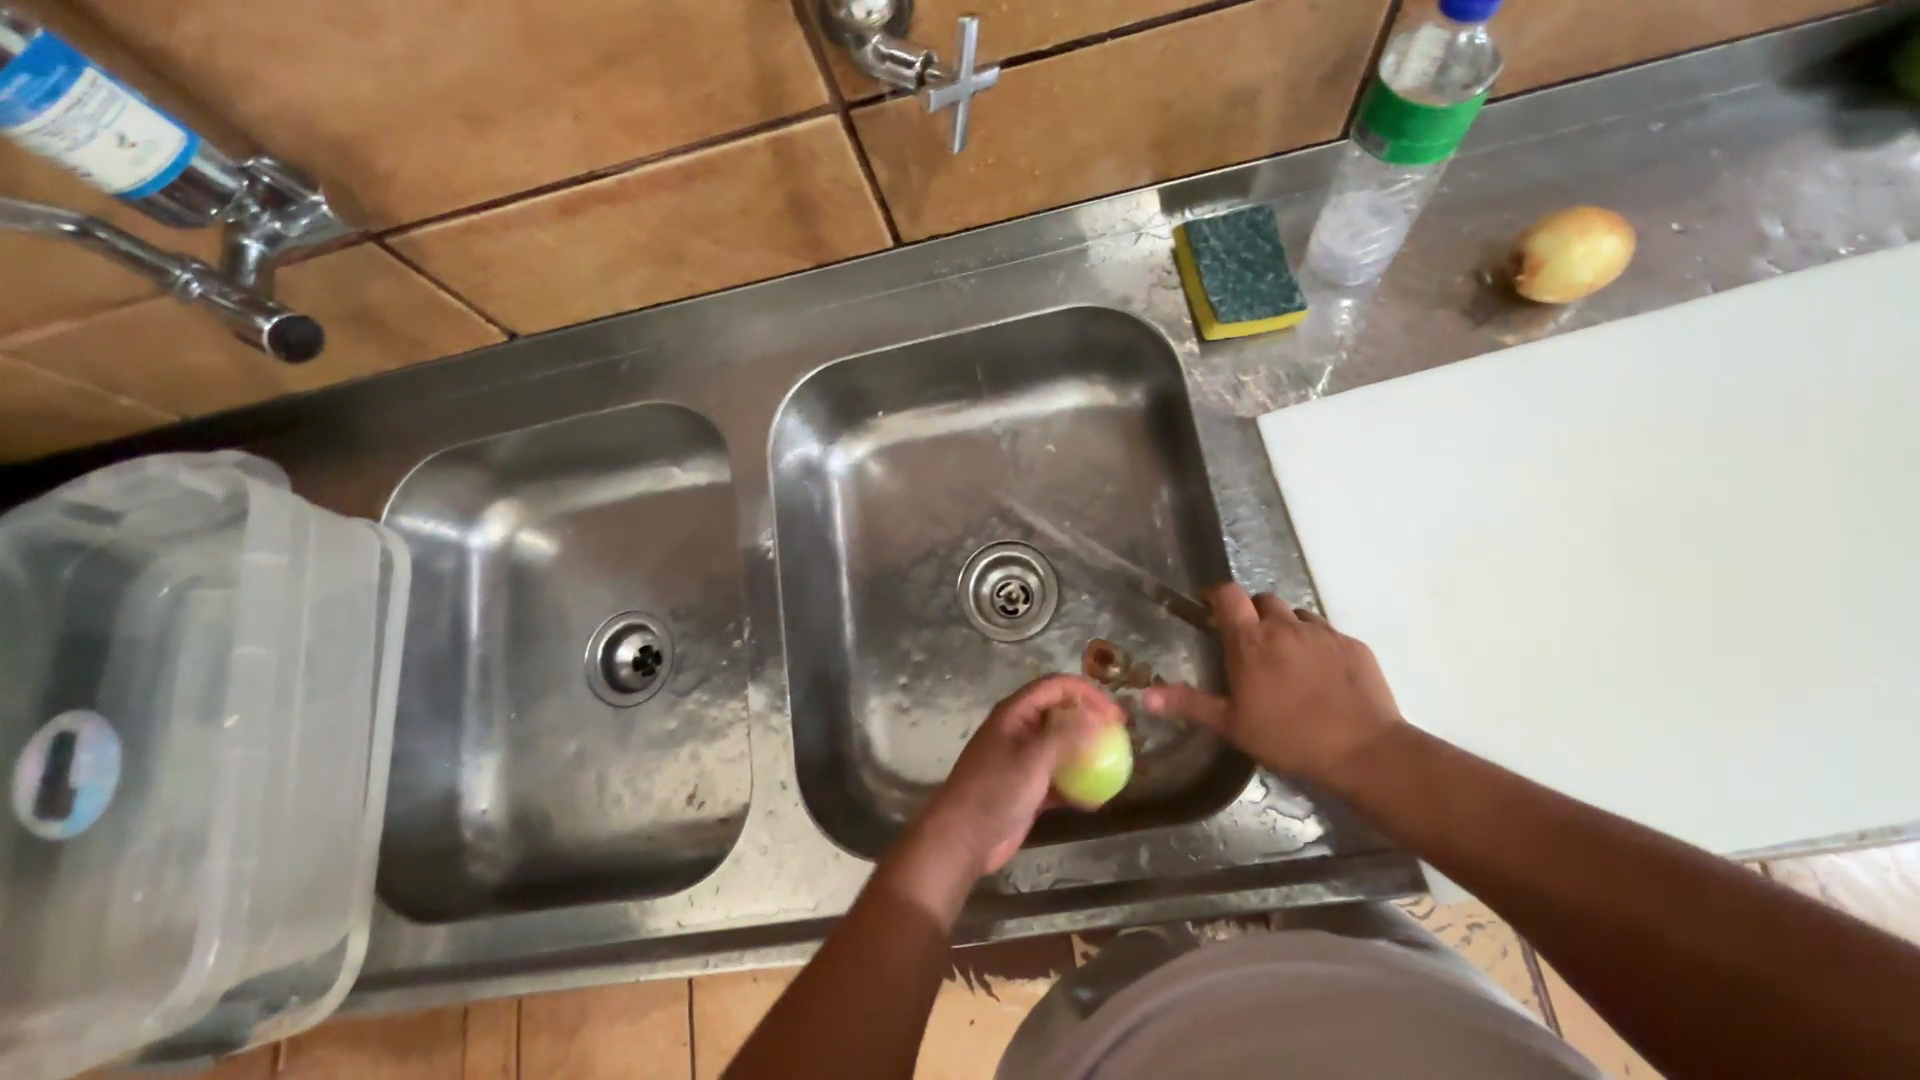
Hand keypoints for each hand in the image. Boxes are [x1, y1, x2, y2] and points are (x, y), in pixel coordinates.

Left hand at [919, 675, 1123, 875]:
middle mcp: (1019, 731)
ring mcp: (1022, 761)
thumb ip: (1066, 736)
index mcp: (1014, 714)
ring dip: (1087, 755)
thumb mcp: (1032, 759)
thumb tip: (1098, 718)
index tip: (1115, 715)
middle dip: (1090, 722)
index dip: (1087, 693)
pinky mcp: (1027, 788)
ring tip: (1115, 767)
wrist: (962, 839)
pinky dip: (1077, 785)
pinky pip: (1058, 778)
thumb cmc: (994, 791)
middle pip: (1060, 714)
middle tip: (1120, 738)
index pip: (1056, 686)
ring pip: (1061, 748)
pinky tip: (1097, 800)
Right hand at [1144, 583, 1405, 786]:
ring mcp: (1322, 633)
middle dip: (1252, 612)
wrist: (1362, 750)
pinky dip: (1316, 644)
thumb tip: (1145, 696)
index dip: (1216, 594)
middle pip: (1263, 600)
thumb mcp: (1231, 725)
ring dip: (1285, 626)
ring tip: (1285, 657)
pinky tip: (1319, 673)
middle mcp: (1285, 627)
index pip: (1228, 595)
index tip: (1210, 606)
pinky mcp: (1352, 645)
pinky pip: (1327, 633)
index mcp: (1250, 641)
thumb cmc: (1288, 738)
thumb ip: (1189, 704)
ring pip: (1296, 615)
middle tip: (1248, 640)